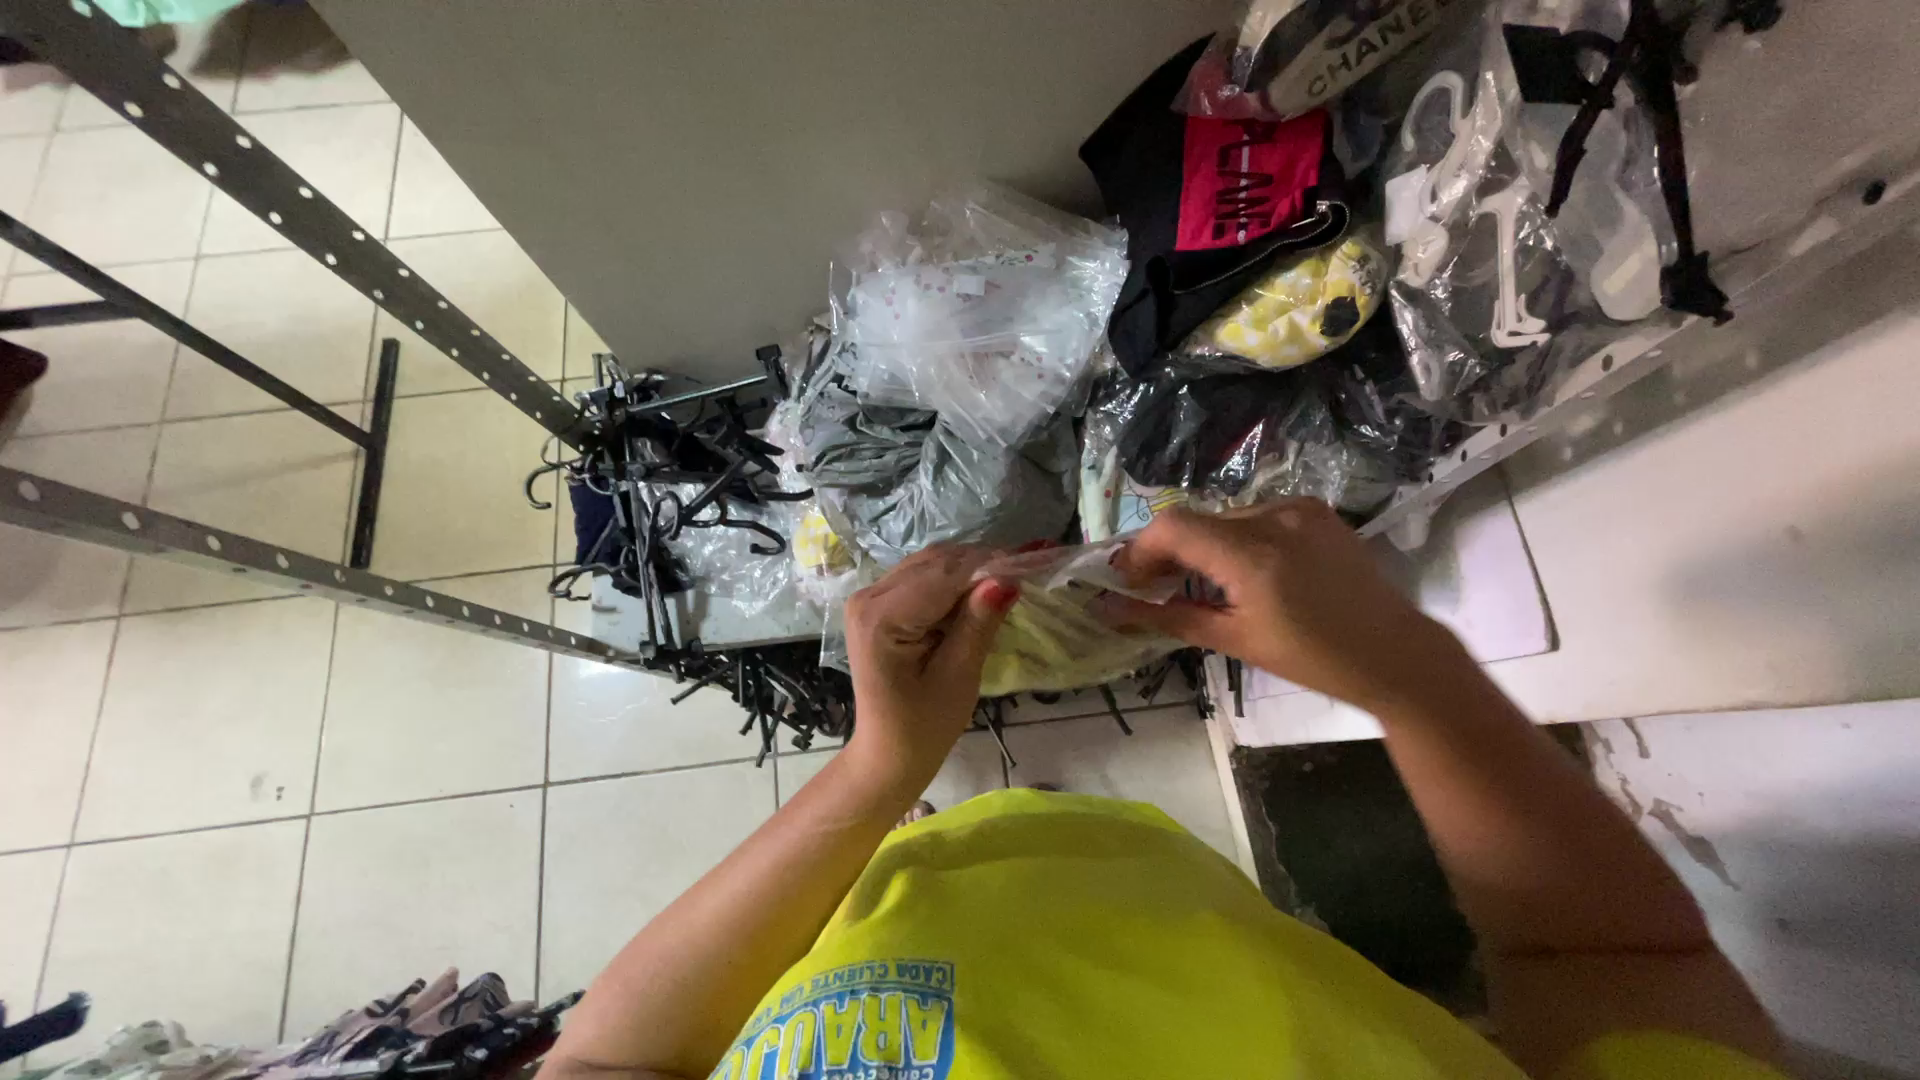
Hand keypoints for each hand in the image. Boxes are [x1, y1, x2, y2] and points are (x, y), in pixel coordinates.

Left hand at [842, 545, 1019, 787]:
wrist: (889, 751)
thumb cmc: (924, 725)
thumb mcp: (958, 677)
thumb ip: (978, 624)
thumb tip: (1006, 579)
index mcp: (881, 618)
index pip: (943, 575)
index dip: (989, 563)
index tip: (1032, 557)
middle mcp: (868, 597)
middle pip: (935, 563)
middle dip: (982, 562)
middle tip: (1028, 564)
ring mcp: (869, 597)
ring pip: (929, 564)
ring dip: (969, 568)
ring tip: (1011, 576)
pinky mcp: (877, 603)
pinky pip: (921, 577)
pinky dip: (953, 580)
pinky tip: (982, 589)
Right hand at [1110, 499, 1468, 712]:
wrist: (1395, 652)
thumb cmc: (1313, 658)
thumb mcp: (1234, 640)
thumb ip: (1168, 617)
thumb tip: (1109, 612)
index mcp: (1254, 557)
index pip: (1173, 526)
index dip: (1140, 549)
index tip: (1129, 581)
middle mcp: (1274, 518)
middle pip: (1194, 520)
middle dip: (1166, 551)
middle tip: (1154, 586)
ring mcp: (1298, 508)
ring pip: (1222, 517)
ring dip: (1200, 545)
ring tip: (1199, 581)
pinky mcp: (1314, 509)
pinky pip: (1255, 515)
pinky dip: (1234, 538)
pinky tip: (1241, 569)